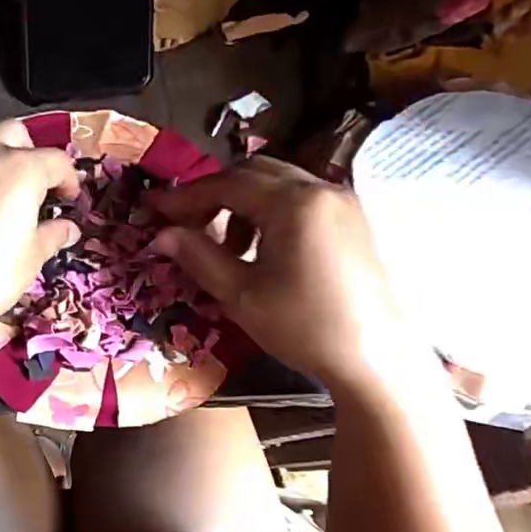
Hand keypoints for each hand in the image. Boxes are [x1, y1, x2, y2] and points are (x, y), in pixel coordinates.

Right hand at [147, 157, 418, 394]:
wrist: (376, 359)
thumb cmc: (304, 327)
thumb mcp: (241, 295)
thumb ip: (199, 257)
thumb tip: (162, 235)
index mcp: (294, 204)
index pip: (227, 184)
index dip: (186, 195)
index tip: (154, 209)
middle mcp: (321, 189)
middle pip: (253, 172)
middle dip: (214, 193)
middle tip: (186, 224)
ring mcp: (342, 201)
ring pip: (278, 182)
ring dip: (242, 202)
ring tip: (227, 245)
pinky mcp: (353, 218)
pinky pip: (301, 198)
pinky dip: (271, 211)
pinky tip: (263, 248)